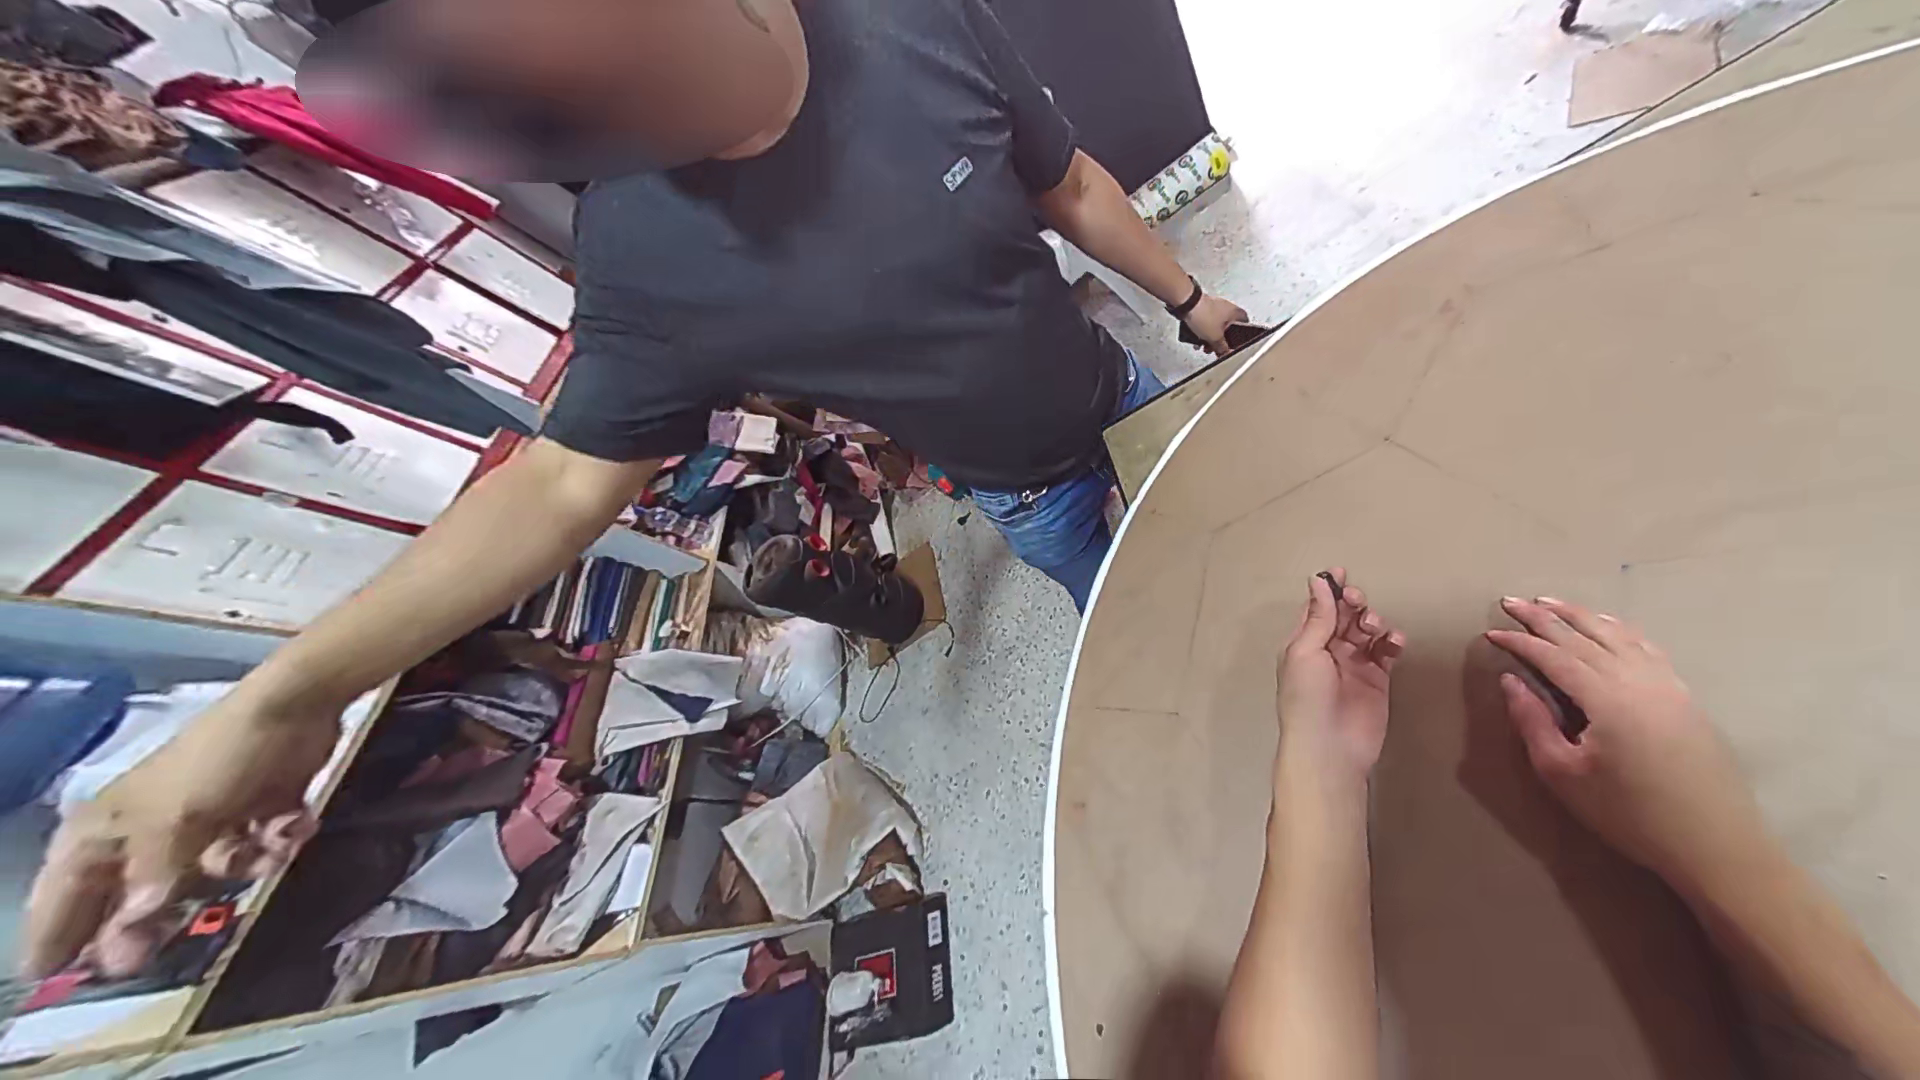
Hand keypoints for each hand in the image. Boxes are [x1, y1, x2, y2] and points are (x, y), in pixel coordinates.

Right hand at [23, 692, 336, 977]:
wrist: (295, 709)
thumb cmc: (218, 760)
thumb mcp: (176, 822)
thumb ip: (154, 877)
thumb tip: (130, 926)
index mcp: (106, 829)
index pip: (63, 894)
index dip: (60, 934)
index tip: (55, 975)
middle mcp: (153, 828)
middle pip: (146, 890)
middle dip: (160, 914)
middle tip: (164, 944)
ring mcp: (214, 816)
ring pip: (220, 866)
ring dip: (248, 864)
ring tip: (269, 850)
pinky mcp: (265, 804)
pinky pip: (266, 840)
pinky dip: (282, 836)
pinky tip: (297, 825)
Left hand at [1181, 293, 1250, 355]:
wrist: (1187, 304)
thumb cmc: (1204, 316)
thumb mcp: (1215, 338)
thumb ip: (1222, 348)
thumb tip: (1226, 353)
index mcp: (1236, 313)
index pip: (1245, 324)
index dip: (1241, 335)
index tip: (1235, 344)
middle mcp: (1228, 307)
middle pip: (1228, 328)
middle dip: (1220, 340)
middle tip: (1214, 349)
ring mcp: (1215, 306)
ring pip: (1215, 326)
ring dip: (1209, 337)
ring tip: (1203, 346)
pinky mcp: (1204, 307)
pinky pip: (1205, 322)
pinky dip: (1201, 331)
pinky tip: (1194, 339)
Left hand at [1276, 569, 1405, 783]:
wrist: (1330, 744)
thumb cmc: (1307, 696)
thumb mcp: (1306, 651)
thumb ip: (1318, 617)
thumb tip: (1317, 580)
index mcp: (1302, 642)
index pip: (1316, 609)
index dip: (1328, 590)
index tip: (1340, 573)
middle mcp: (1327, 650)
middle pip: (1344, 616)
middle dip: (1353, 604)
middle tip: (1360, 602)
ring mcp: (1353, 664)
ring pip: (1367, 632)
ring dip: (1373, 622)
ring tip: (1374, 628)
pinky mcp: (1377, 679)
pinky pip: (1386, 653)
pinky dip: (1391, 643)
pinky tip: (1393, 642)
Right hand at [1487, 597, 1771, 895]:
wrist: (1716, 849)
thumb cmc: (1627, 813)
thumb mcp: (1561, 771)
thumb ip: (1532, 720)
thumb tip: (1511, 681)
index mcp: (1610, 702)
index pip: (1555, 657)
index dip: (1520, 642)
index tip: (1490, 633)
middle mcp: (1642, 685)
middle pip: (1586, 639)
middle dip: (1545, 618)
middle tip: (1511, 601)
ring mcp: (1671, 690)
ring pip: (1620, 638)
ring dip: (1582, 617)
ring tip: (1551, 602)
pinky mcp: (1686, 701)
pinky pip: (1649, 651)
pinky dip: (1621, 632)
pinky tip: (1606, 625)